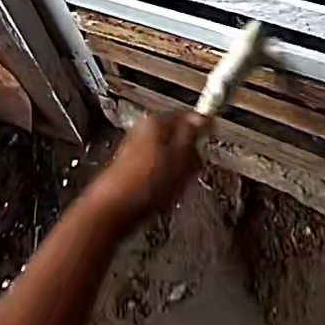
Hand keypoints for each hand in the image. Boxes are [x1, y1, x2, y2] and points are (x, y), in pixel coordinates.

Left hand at [82, 111, 207, 230]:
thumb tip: (202, 119)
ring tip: (174, 186)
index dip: (202, 128)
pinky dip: (163, 179)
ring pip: (168, 154)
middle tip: (191, 170)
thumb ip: (192, 137)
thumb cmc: (145, 184)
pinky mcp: (131, 166)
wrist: (113, 208)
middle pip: (177, 136)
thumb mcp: (180, 159)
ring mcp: (135, 147)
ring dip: (177, 170)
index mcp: (154, 122)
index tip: (212, 138)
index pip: (186, 116)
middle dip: (188, 154)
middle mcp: (142, 130)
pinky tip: (161, 194)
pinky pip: (157, 169)